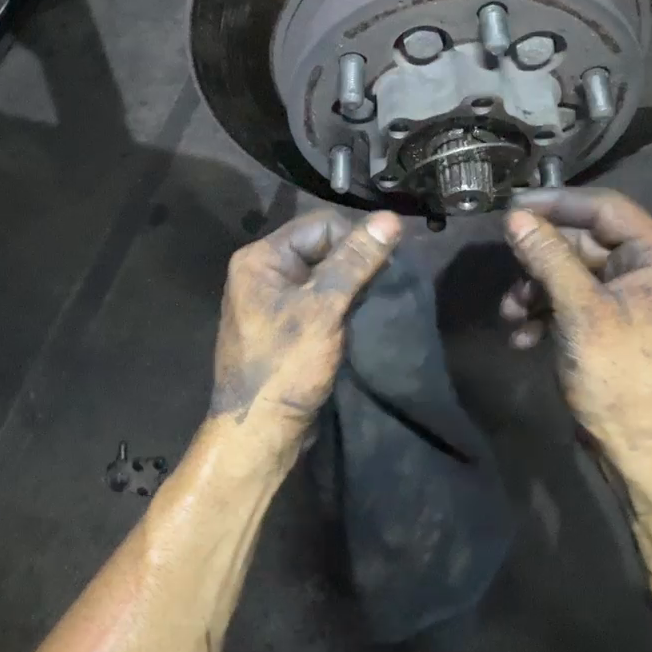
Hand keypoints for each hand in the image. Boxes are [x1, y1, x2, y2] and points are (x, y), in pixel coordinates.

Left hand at [208, 209, 402, 456]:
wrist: (261, 432)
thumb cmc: (285, 365)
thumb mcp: (323, 308)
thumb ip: (356, 261)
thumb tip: (392, 218)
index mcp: (260, 259)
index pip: (320, 225)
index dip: (355, 240)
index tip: (384, 266)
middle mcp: (264, 274)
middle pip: (323, 250)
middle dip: (357, 266)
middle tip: (385, 288)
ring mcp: (275, 303)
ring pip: (327, 279)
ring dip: (354, 290)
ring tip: (379, 304)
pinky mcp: (289, 329)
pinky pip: (322, 305)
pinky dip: (345, 310)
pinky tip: (366, 321)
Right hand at [500, 189, 651, 461]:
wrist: (639, 449)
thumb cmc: (618, 377)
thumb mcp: (579, 312)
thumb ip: (548, 259)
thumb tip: (515, 218)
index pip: (606, 210)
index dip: (558, 204)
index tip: (512, 207)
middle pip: (586, 243)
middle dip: (540, 260)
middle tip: (506, 268)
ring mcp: (633, 301)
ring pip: (574, 274)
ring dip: (536, 290)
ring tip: (510, 315)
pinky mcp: (614, 326)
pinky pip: (575, 302)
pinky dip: (547, 314)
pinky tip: (524, 337)